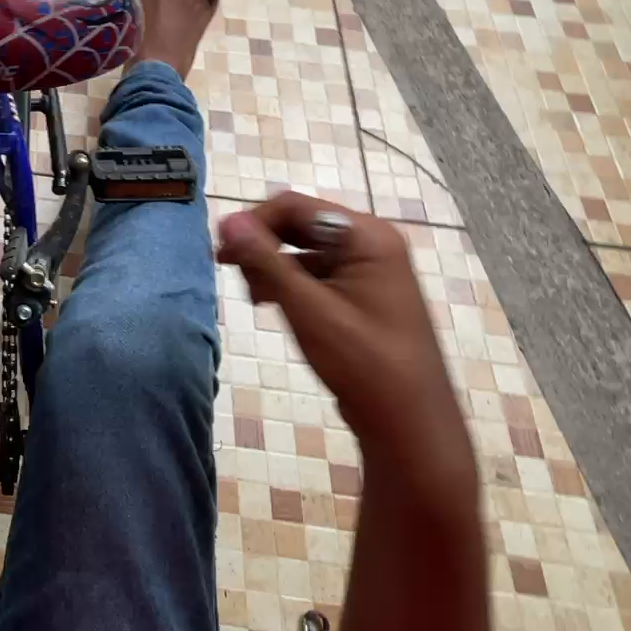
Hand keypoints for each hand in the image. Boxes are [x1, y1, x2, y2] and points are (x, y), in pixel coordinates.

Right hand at [216, 193, 477, 510]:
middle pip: (298, 224)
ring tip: (253, 296)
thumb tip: (228, 219)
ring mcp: (368, 269)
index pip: (295, 206)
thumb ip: (265, 260)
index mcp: (367, 237)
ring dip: (271, 265)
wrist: (409, 425)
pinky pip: (315, 271)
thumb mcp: (307, 308)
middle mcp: (371, 243)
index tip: (221, 250)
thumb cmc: (362, 363)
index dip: (253, 221)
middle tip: (229, 271)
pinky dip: (288, 282)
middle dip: (261, 244)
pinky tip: (271, 304)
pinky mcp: (361, 292)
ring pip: (302, 248)